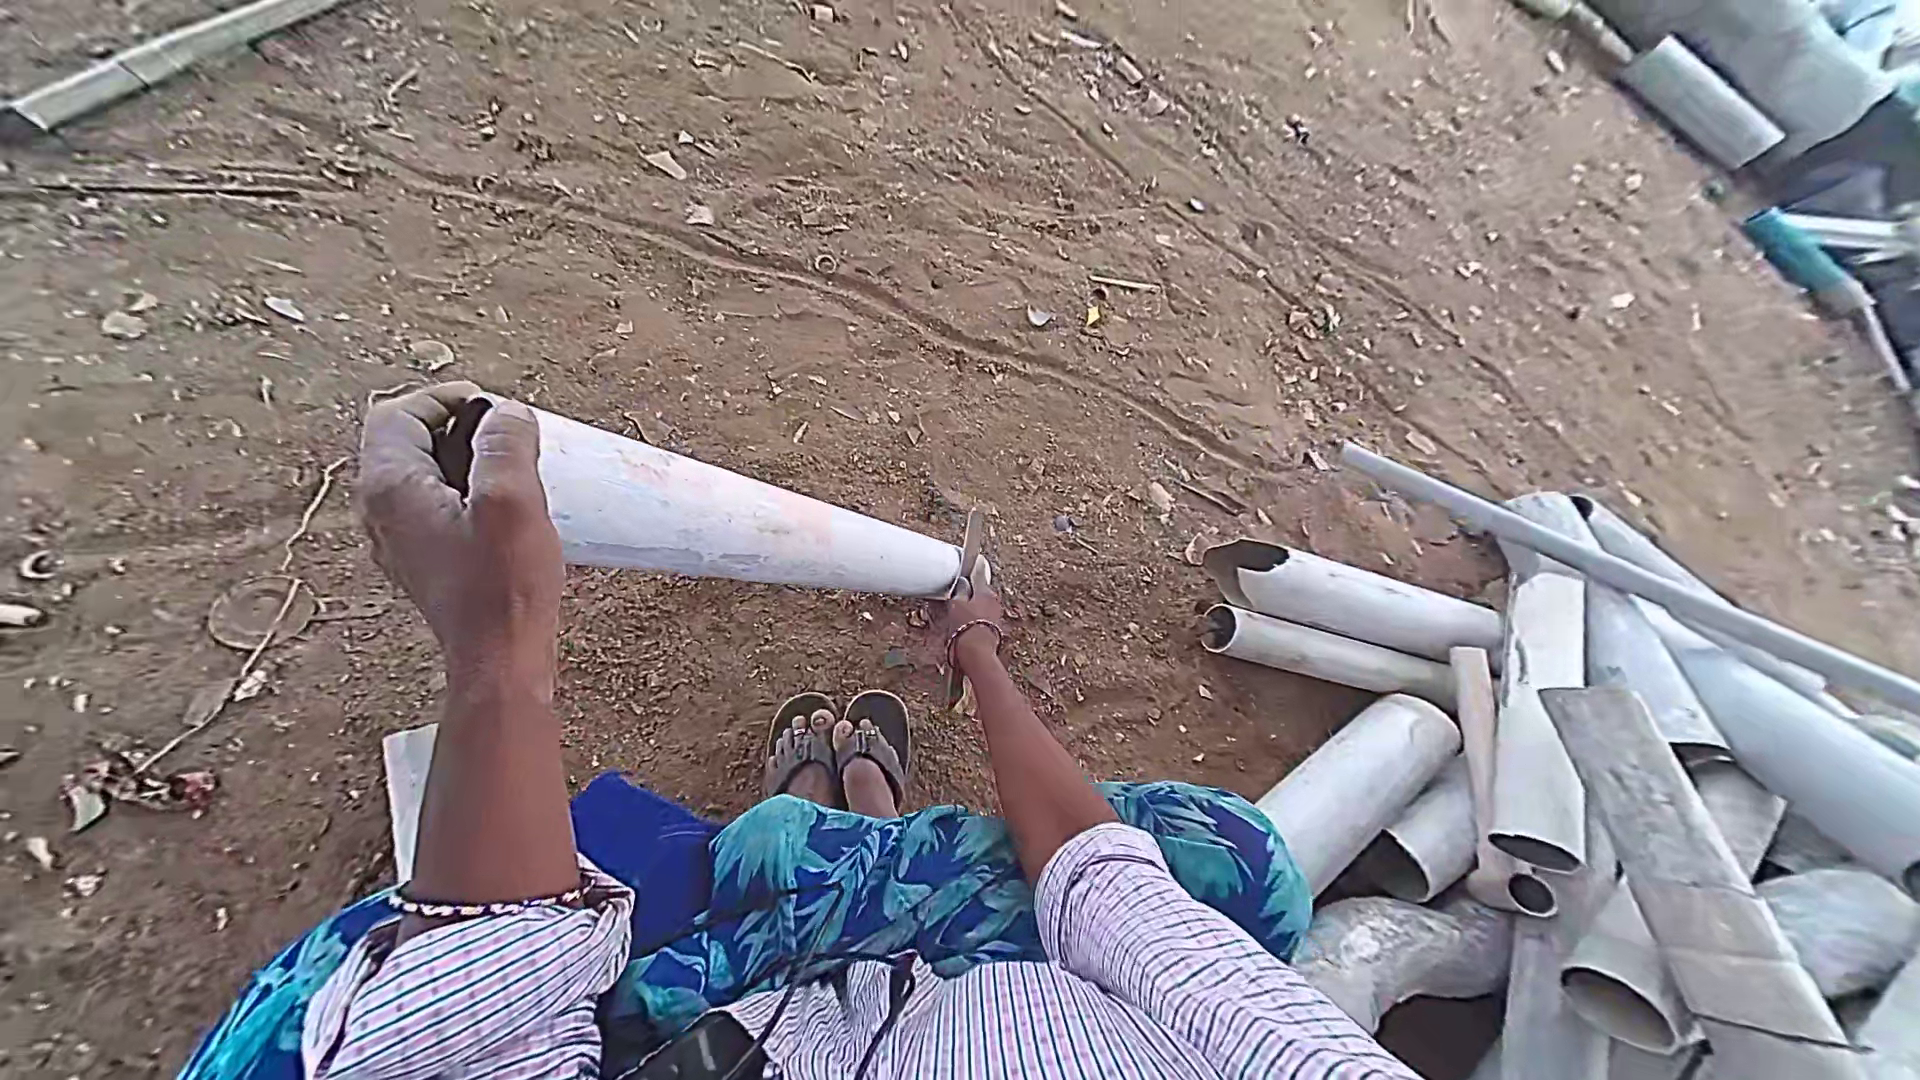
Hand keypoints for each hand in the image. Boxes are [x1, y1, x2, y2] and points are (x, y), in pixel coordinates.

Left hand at [356, 383, 564, 691]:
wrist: (499, 654)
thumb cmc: (505, 584)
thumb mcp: (514, 502)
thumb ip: (506, 447)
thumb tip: (508, 412)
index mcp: (391, 488)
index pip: (398, 415)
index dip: (445, 399)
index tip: (495, 404)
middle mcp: (382, 511)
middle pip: (408, 444)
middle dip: (460, 428)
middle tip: (514, 434)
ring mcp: (402, 540)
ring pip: (425, 477)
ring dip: (468, 461)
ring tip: (519, 467)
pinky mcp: (428, 560)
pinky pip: (439, 508)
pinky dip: (470, 493)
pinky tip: (511, 509)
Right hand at [931, 561, 1003, 672]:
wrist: (977, 652)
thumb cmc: (966, 627)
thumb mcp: (956, 604)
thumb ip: (959, 592)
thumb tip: (962, 585)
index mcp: (985, 591)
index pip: (979, 574)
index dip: (973, 567)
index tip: (973, 561)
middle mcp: (994, 601)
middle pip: (981, 590)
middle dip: (971, 590)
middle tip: (957, 594)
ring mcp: (996, 615)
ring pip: (983, 604)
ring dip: (974, 605)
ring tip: (959, 612)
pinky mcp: (994, 628)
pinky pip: (983, 616)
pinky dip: (976, 617)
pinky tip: (966, 624)